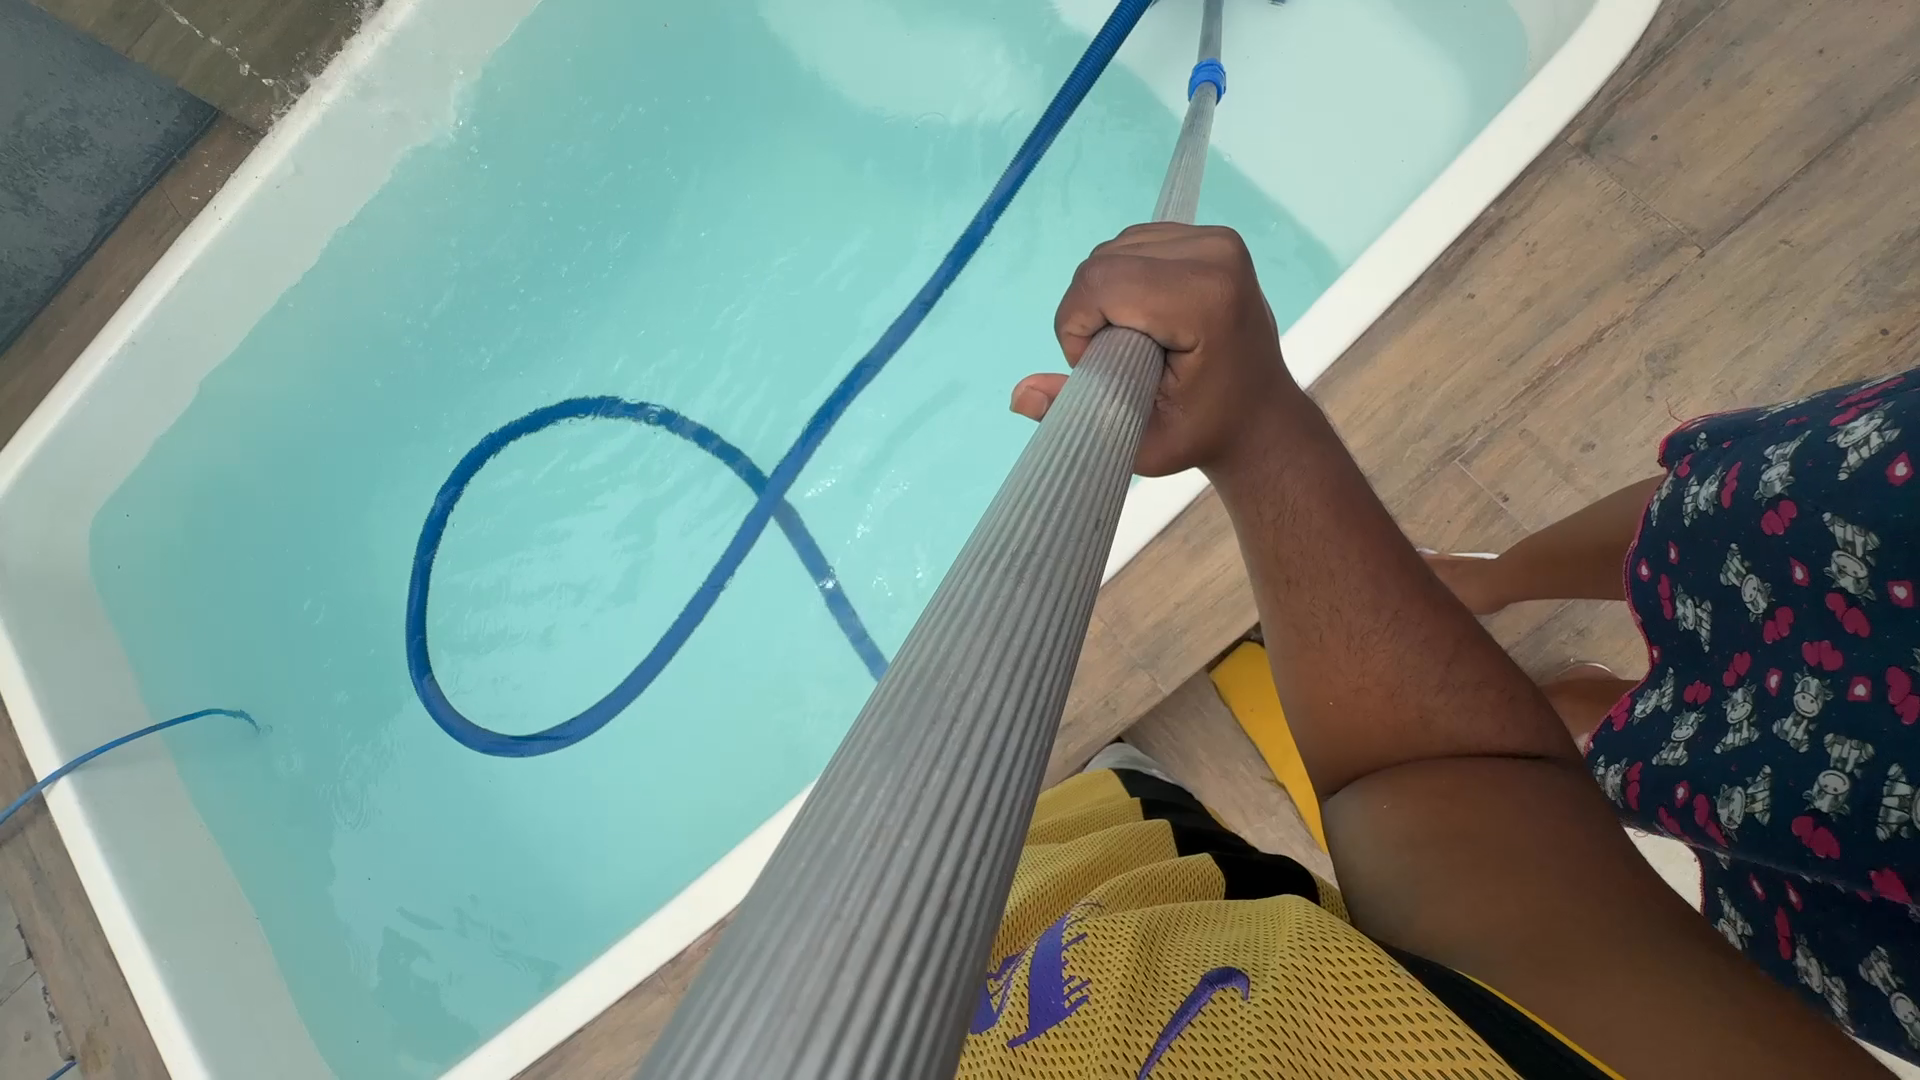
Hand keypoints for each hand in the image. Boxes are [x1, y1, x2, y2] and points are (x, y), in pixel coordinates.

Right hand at [1009, 223, 1304, 477]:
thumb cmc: (1203, 435)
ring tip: (1129, 342)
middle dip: (1086, 314)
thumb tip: (1018, 395)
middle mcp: (1215, 254)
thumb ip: (1075, 412)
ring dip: (1101, 298)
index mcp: (1205, 299)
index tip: (1097, 369)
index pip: (1100, 283)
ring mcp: (1216, 239)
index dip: (1077, 328)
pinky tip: (1142, 319)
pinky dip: (1121, 283)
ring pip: (1113, 250)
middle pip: (1101, 263)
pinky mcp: (1211, 237)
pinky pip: (1133, 245)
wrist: (1260, 418)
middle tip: (1111, 359)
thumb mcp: (1138, 441)